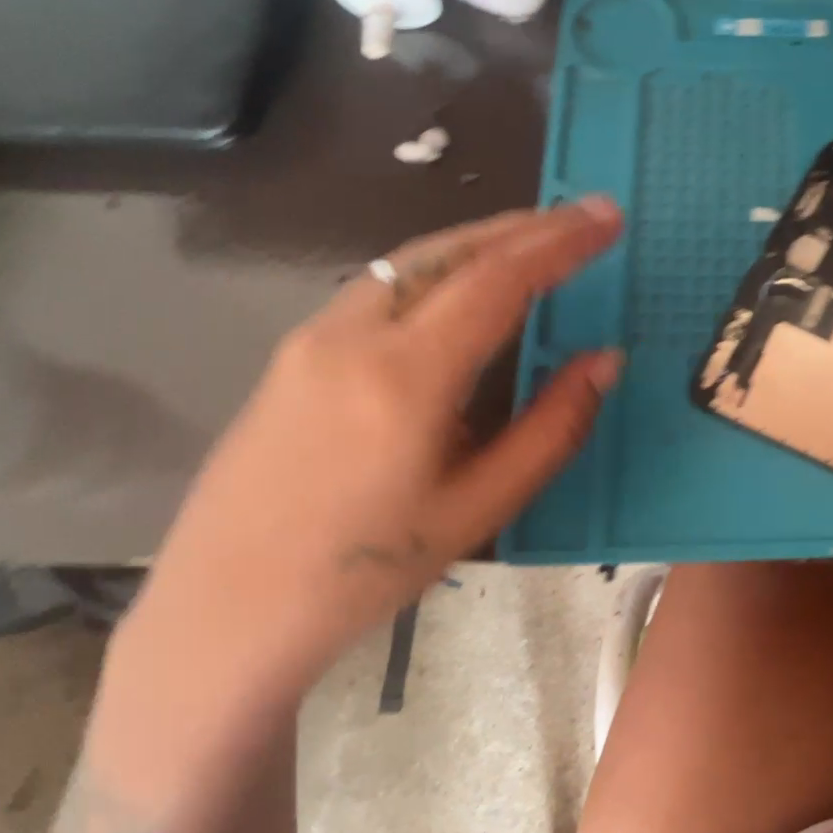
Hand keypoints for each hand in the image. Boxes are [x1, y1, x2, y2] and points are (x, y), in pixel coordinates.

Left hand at [116, 198, 624, 700]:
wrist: (222, 616)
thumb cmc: (366, 571)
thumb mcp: (481, 506)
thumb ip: (552, 425)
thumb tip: (605, 359)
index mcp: (406, 376)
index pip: (498, 279)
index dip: (561, 241)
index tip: (610, 217)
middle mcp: (352, 336)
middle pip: (451, 251)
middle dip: (525, 225)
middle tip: (584, 216)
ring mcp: (312, 340)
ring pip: (410, 261)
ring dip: (482, 241)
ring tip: (538, 241)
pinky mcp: (293, 354)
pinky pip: (381, 286)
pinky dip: (440, 267)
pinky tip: (466, 286)